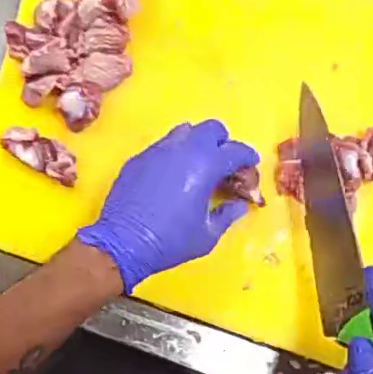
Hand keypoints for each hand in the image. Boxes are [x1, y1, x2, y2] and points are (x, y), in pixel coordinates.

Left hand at [76, 120, 259, 291]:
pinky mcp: (137, 160)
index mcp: (206, 165)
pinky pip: (161, 147)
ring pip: (184, 132)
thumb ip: (227, 215)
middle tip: (222, 163)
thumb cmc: (169, 242)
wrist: (122, 244)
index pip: (236, 150)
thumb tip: (238, 205)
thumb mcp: (206, 236)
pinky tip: (170, 176)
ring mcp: (157, 151)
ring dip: (195, 143)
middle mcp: (182, 149)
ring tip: (196, 165)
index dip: (247, 157)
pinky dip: (172, 155)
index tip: (250, 165)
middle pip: (211, 128)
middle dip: (222, 142)